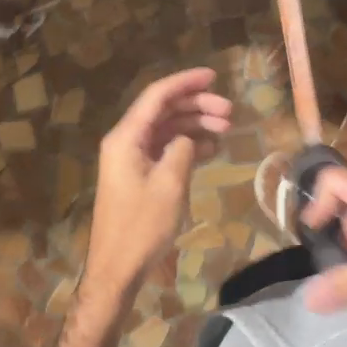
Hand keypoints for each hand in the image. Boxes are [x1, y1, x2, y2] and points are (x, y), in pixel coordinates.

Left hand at [83, 68, 233, 295]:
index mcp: (126, 137)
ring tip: (227, 129)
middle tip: (229, 112)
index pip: (158, 95)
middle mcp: (126, 141)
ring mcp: (131, 158)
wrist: (117, 269)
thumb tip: (188, 138)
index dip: (186, 82)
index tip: (214, 76)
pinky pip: (165, 148)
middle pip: (164, 110)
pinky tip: (212, 148)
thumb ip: (182, 149)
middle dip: (197, 105)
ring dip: (195, 125)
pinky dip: (188, 145)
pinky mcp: (139, 176)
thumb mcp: (169, 184)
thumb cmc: (141, 226)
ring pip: (167, 128)